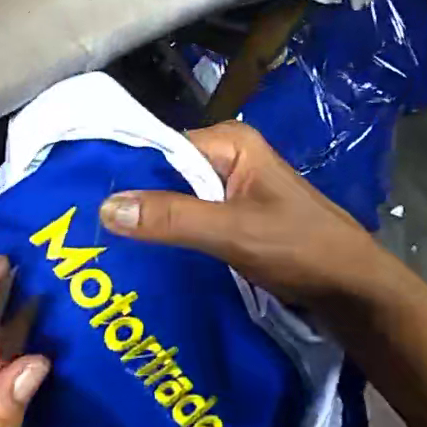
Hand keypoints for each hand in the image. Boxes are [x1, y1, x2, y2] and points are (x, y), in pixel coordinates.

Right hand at [98, 121, 412, 308]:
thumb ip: (174, 218)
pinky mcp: (235, 216)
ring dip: (150, 222)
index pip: (161, 147)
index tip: (78, 202)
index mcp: (232, 143)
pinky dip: (171, 236)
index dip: (124, 173)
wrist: (347, 283)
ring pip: (177, 199)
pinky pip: (192, 219)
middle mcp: (229, 157)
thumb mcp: (234, 231)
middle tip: (81, 234)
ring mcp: (233, 188)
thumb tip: (104, 205)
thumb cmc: (300, 247)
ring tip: (101, 248)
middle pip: (166, 173)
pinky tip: (141, 257)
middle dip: (132, 201)